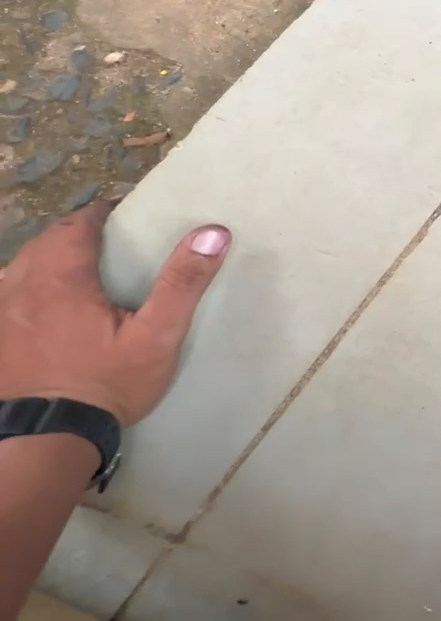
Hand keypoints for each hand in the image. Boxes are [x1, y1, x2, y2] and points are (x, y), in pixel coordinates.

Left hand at [0, 202, 229, 424]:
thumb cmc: (107, 382)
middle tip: (107, 234)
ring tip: (77, 265)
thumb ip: (183, 282)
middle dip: (71, 234)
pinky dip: (24, 288)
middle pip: (38, 248)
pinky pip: (4, 300)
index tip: (123, 209)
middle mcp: (18, 296)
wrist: (43, 440)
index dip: (96, 215)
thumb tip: (212, 231)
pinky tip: (42, 303)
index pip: (71, 232)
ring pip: (14, 273)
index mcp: (60, 286)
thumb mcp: (159, 334)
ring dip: (44, 260)